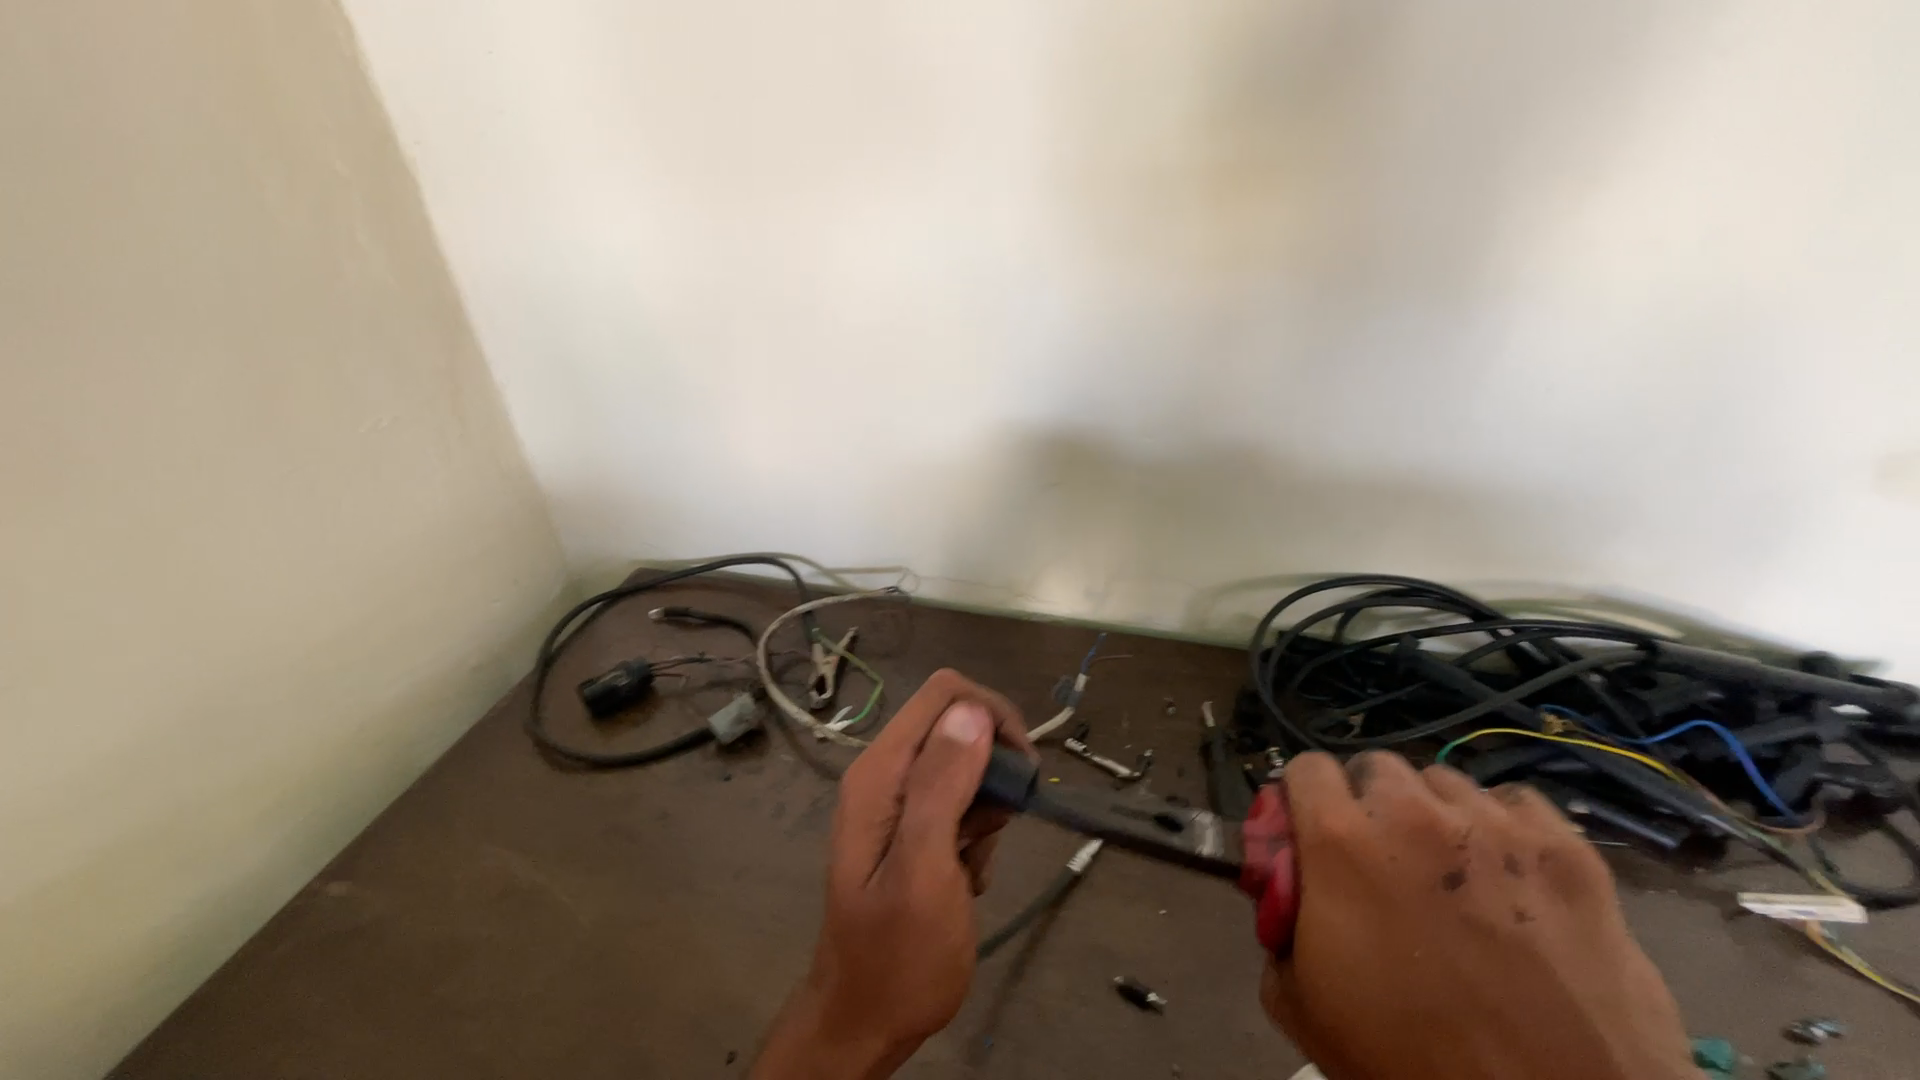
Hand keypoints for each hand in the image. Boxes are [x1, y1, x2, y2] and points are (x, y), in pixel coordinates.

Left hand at [753, 670, 1031, 1079]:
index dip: (991, 715)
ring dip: (989, 808)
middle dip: (994, 766)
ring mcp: (899, 803)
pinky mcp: (915, 829)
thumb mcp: (923, 870)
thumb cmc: (897, 955)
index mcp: (880, 773)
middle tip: (1003, 823)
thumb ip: (942, 786)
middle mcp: (886, 776)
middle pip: (958, 725)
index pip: (943, 695)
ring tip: (976, 862)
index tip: (1021, 766)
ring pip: (967, 767)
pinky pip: (963, 805)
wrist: (867, 1021)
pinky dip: (979, 834)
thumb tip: (972, 711)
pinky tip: (968, 877)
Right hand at [1260, 751, 1693, 1079]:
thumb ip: (1279, 922)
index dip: (1303, 800)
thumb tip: (1287, 893)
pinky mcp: (1568, 852)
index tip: (1312, 835)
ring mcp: (1496, 827)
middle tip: (1382, 862)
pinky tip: (1509, 877)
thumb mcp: (1297, 999)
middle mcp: (1413, 814)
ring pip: (1445, 782)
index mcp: (1340, 841)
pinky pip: (1517, 804)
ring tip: (1451, 873)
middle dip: (1369, 805)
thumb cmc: (1406, 1058)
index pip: (1305, 768)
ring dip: (1434, 815)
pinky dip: (1503, 828)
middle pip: (1376, 768)